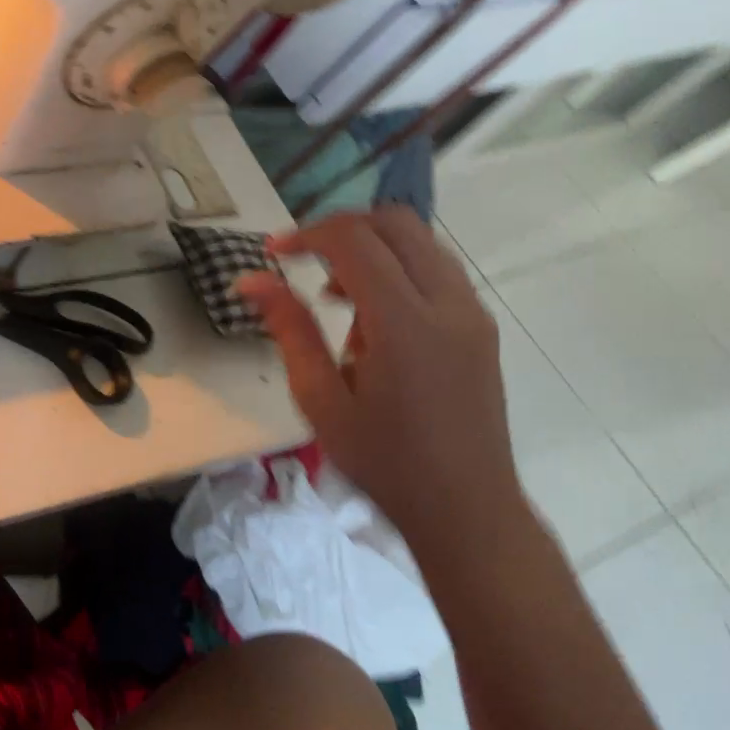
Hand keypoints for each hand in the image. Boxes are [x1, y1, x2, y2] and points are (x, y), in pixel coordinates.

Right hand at [235, 210, 521, 540]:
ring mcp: (472, 313)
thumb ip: (288, 328)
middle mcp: (448, 304)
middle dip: (341, 228)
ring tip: (331, 292)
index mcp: (404, 323)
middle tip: (301, 258)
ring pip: (421, 242)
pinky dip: (397, 268)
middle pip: (396, 223)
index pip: (355, 241)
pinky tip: (368, 313)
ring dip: (371, 248)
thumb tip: (250, 279)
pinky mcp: (479, 327)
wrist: (465, 506)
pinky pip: (437, 269)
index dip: (307, 234)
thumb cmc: (382, 458)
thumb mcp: (319, 397)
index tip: (271, 253)